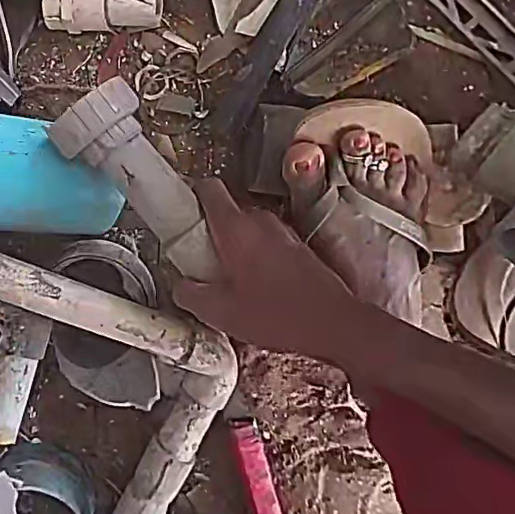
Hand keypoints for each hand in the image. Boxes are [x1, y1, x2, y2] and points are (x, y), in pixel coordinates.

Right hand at [172, 179, 392, 366]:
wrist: (335, 325)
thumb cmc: (275, 315)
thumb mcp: (219, 312)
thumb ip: (189, 294)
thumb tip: (180, 285)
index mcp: (236, 228)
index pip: (209, 188)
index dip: (191, 193)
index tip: (180, 211)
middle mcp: (261, 221)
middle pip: (227, 209)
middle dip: (210, 228)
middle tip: (199, 256)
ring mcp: (284, 232)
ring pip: (248, 225)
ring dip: (234, 242)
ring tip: (227, 274)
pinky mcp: (300, 247)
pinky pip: (267, 240)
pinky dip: (255, 253)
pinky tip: (254, 284)